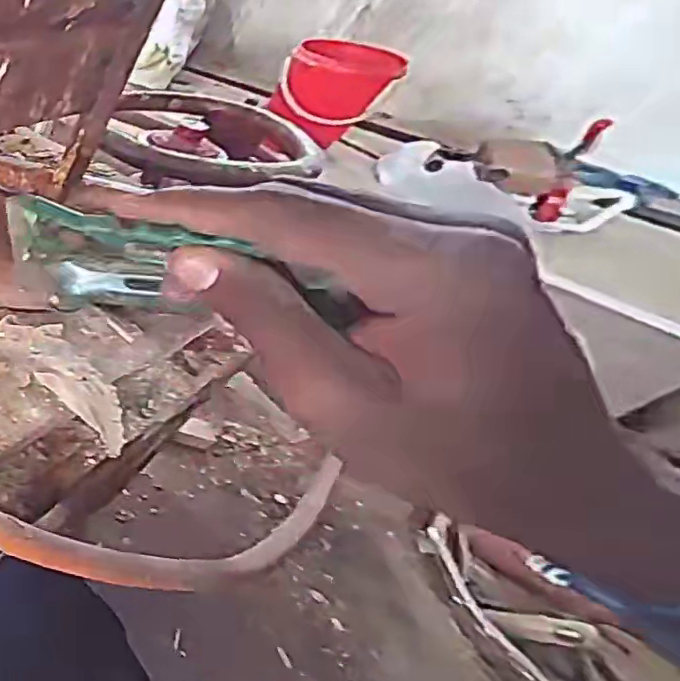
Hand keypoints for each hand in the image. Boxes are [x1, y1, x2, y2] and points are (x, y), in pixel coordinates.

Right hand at [102, 184, 679, 629]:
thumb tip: (186, 257)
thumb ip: (263, 320)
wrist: (562, 479)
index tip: (118, 201)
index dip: (190, 206)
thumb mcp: (337, 403)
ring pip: (312, 209)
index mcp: (434, 268)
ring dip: (231, 223)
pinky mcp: (439, 243)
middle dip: (201, 207)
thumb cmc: (446, 459)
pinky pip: (335, 228)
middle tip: (122, 209)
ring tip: (159, 232)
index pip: (284, 215)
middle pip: (297, 202)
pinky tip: (230, 255)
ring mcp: (450, 229)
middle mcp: (449, 227)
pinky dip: (272, 240)